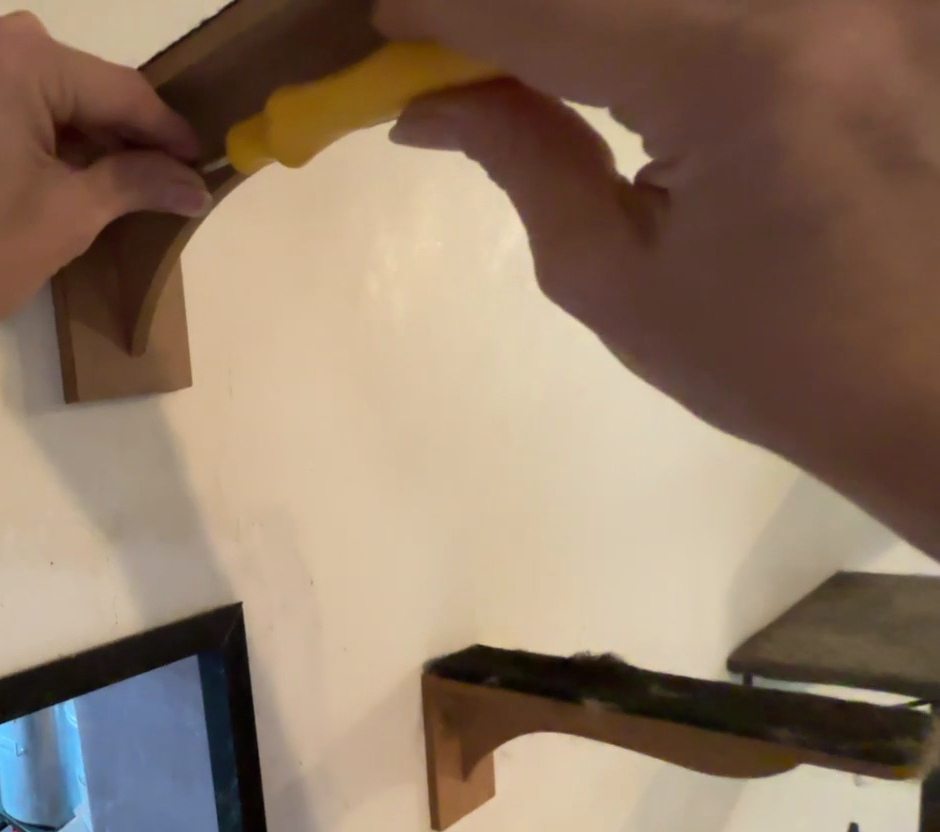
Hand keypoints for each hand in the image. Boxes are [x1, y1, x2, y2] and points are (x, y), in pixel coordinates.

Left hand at [0, 13, 209, 359]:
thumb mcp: (69, 216)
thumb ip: (136, 182)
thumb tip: (195, 182)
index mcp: (12, 59)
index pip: (111, 88)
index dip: (161, 127)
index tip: (197, 155)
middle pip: (63, 79)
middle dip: (107, 126)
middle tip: (145, 170)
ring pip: (18, 88)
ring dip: (58, 126)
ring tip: (88, 174)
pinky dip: (8, 129)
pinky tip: (24, 170)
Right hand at [376, 0, 939, 538]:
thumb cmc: (758, 353)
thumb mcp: (603, 272)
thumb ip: (522, 158)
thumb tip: (431, 106)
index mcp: (746, 74)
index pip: (558, 13)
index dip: (458, 7)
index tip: (388, 13)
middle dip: (511, 5)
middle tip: (441, 45)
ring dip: (573, 12)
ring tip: (506, 64)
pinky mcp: (887, 6)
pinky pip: (722, 3)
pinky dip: (639, 20)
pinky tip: (590, 54)